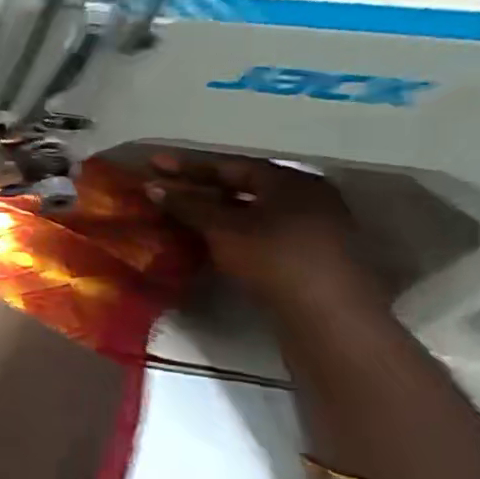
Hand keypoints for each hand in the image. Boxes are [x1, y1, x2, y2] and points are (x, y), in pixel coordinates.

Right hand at [143, 153, 382, 315]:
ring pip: (256, 208)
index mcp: (291, 181)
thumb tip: (152, 186)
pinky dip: (237, 226)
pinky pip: (266, 227)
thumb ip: (186, 204)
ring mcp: (318, 224)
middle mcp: (310, 195)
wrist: (327, 312)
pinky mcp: (315, 250)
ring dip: (219, 208)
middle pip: (246, 185)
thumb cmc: (272, 256)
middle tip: (168, 189)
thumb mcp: (221, 227)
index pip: (231, 166)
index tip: (155, 166)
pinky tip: (214, 235)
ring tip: (185, 212)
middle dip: (203, 187)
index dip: (188, 166)